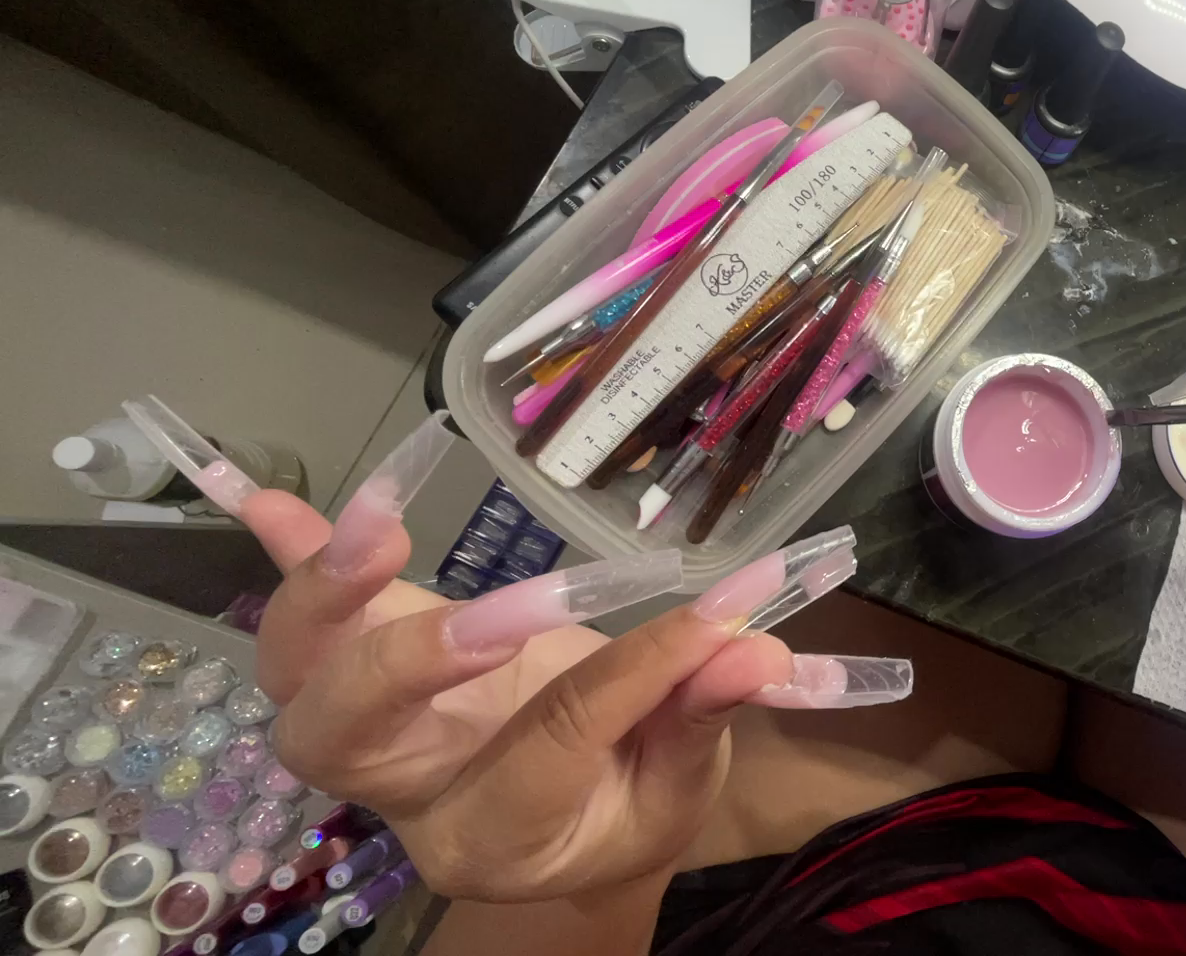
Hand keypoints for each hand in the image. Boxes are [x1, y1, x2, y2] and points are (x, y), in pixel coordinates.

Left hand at [122, 403, 907, 901]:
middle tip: (538, 600)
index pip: (560, 740)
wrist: (569, 820)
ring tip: (380, 522)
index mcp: (497, 835)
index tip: (728, 609)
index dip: (647, 670)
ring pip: (306, 678)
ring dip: (329, 595)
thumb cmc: (629, 804)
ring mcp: (379, 728)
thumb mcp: (681, 784)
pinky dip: (293, 560)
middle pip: (360, 737)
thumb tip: (756, 650)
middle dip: (437, 657)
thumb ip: (704, 718)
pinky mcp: (376, 666)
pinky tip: (278, 502)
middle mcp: (411, 789)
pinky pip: (310, 624)